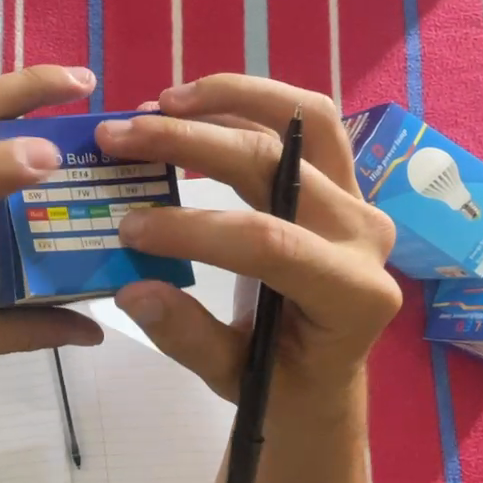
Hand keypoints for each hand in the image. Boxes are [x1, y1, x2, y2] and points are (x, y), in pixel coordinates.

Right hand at [94, 76, 402, 403]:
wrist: (324, 372)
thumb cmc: (281, 384)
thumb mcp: (230, 375)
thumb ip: (185, 335)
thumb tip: (132, 291)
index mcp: (350, 294)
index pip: (269, 243)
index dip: (191, 228)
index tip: (126, 228)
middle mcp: (363, 234)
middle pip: (277, 162)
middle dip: (190, 143)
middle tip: (119, 136)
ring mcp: (357, 200)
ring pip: (306, 119)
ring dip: (230, 98)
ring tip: (161, 102)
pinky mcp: (339, 182)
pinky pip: (300, 122)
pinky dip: (239, 105)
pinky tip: (183, 108)